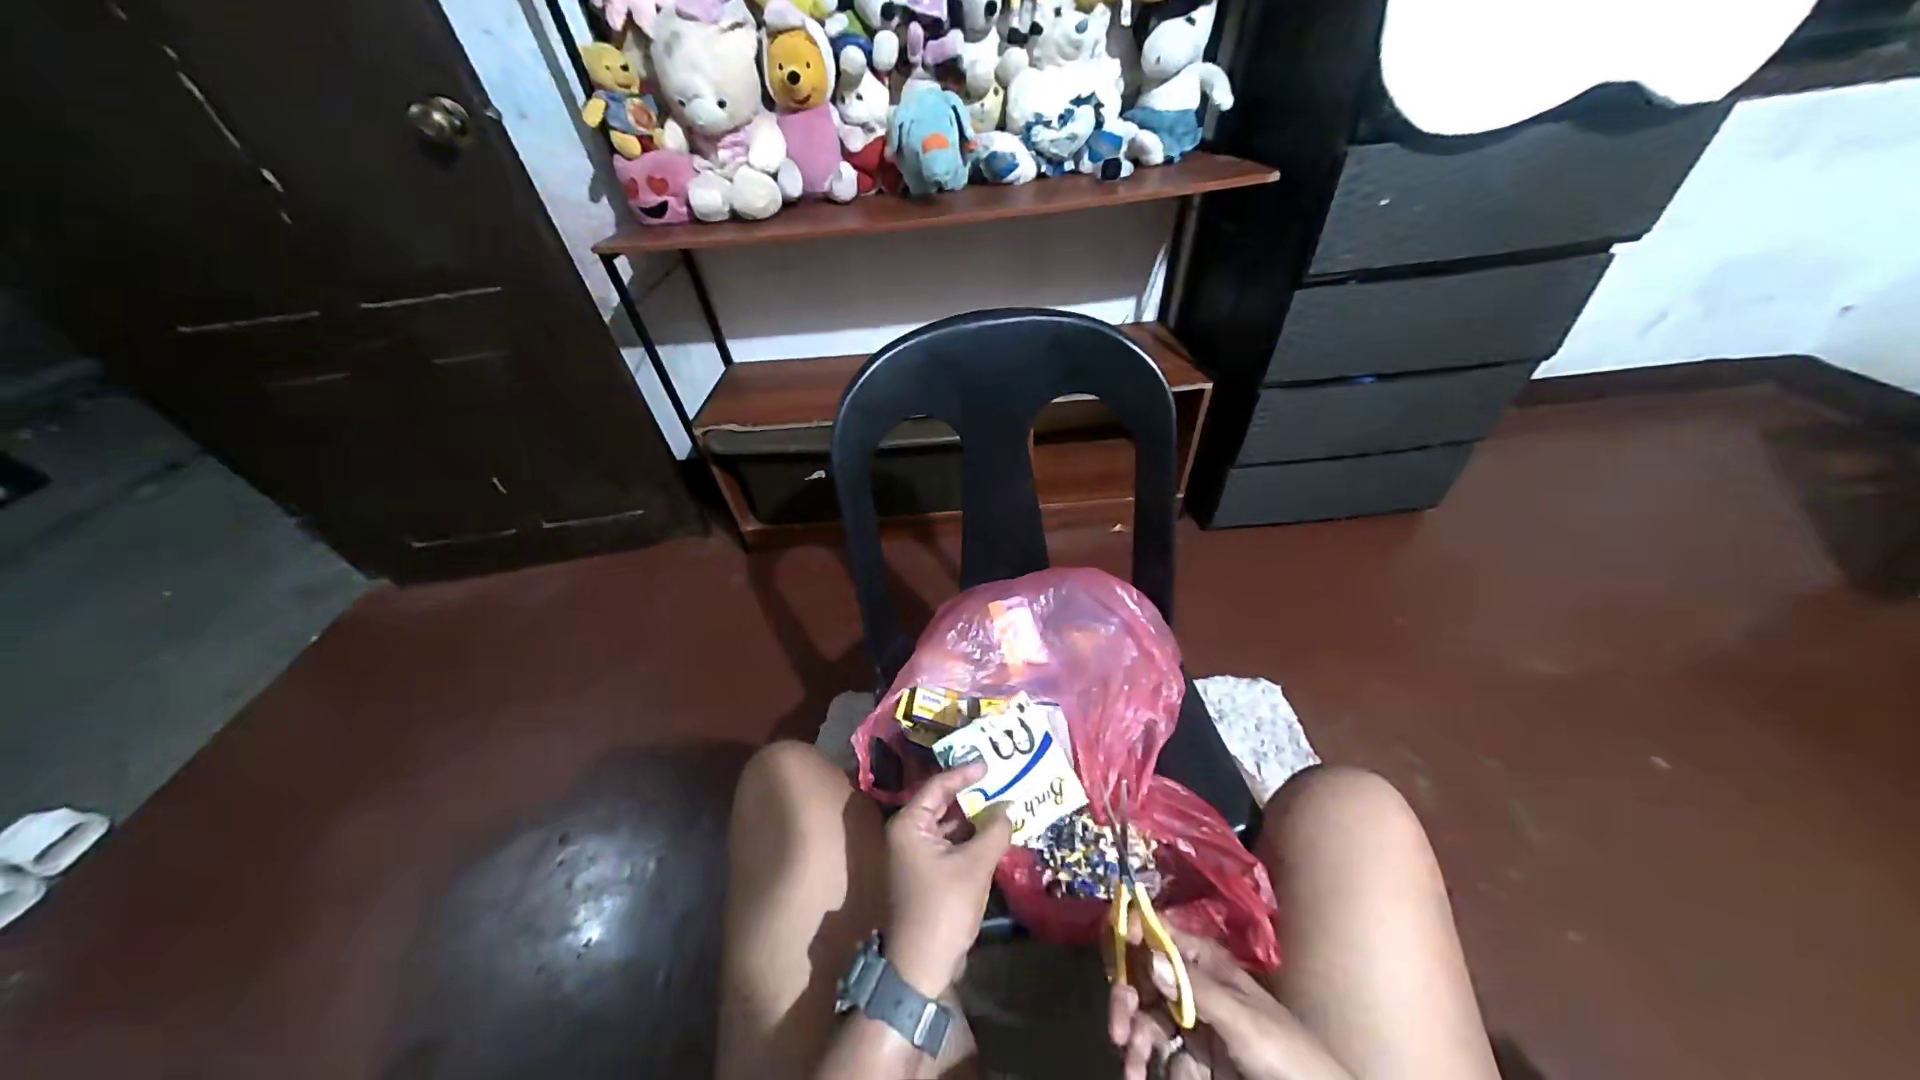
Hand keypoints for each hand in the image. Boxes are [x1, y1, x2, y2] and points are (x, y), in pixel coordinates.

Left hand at [882, 761, 1012, 996]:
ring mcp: (916, 854)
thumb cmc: (943, 907)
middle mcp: (908, 833)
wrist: (922, 965)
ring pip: (949, 825)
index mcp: (909, 824)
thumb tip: (1009, 807)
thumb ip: (994, 831)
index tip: (989, 763)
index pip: (938, 786)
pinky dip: (971, 837)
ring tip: (1004, 802)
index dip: (964, 773)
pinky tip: (995, 833)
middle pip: (942, 803)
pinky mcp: (927, 872)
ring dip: (974, 817)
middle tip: (1000, 780)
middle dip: (972, 794)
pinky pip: (951, 844)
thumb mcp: (974, 865)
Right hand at [1108, 920, 1353, 1079]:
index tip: (1115, 936)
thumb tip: (1148, 956)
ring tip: (1132, 1069)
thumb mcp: (1243, 1022)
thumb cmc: (1287, 1055)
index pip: (1162, 933)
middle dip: (1126, 1001)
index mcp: (1207, 964)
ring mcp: (1192, 1022)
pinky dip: (1145, 1063)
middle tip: (1118, 1029)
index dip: (1136, 928)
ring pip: (1146, 1018)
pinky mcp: (1193, 1058)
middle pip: (1145, 978)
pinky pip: (1159, 1052)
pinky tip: (1142, 1076)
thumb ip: (1196, 990)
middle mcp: (1194, 985)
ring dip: (1134, 1040)